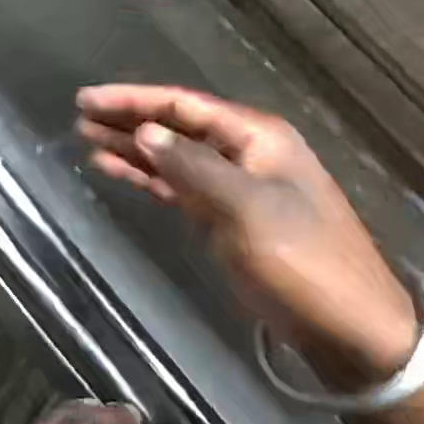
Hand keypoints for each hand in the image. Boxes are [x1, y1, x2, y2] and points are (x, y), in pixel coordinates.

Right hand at [75, 84, 417, 380]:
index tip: (87, 98)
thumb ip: (192, 166)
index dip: (132, 99)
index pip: (183, 105)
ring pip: (167, 153)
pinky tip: (110, 167)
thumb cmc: (301, 258)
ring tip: (85, 137)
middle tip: (79, 114)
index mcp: (256, 138)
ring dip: (128, 144)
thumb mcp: (245, 206)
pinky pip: (170, 181)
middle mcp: (241, 152)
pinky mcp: (218, 211)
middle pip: (172, 125)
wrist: (344, 325)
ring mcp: (230, 182)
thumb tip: (143, 132)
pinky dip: (141, 173)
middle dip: (125, 118)